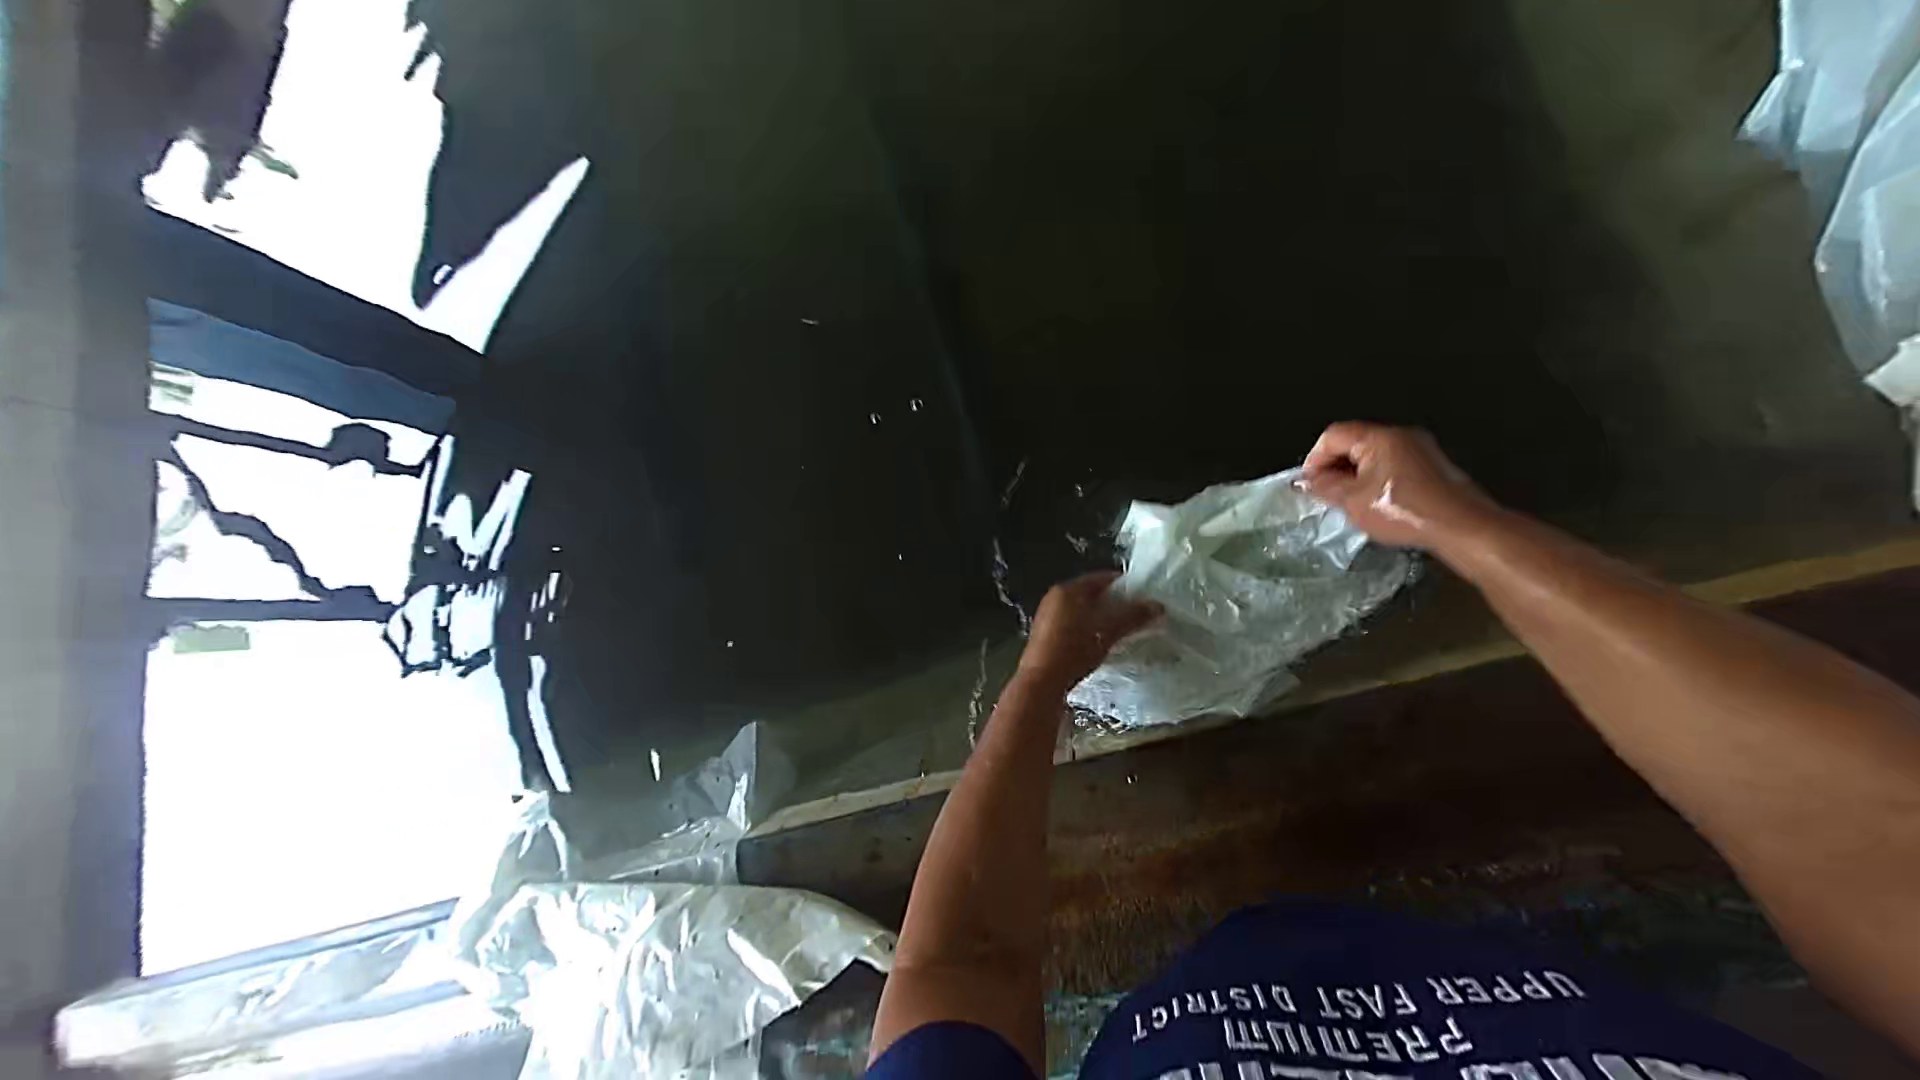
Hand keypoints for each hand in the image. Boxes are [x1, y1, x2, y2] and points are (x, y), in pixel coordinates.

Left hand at [1016, 571, 1161, 693]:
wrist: (1042, 681)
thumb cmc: (1074, 649)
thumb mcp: (1108, 631)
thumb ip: (1133, 616)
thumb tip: (1157, 605)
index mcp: (1067, 589)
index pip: (1101, 578)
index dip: (1124, 585)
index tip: (1143, 596)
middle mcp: (1054, 598)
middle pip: (1091, 594)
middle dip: (1114, 603)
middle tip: (1136, 614)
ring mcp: (1047, 617)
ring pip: (1081, 611)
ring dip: (1101, 618)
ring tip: (1122, 630)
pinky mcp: (1045, 636)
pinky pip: (1072, 625)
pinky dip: (1088, 629)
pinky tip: (1100, 643)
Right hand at [1299, 422, 1504, 552]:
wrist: (1461, 527)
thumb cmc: (1406, 512)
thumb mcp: (1352, 502)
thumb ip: (1324, 487)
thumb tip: (1308, 482)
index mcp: (1380, 437)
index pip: (1333, 435)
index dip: (1315, 458)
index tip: (1310, 483)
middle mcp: (1402, 435)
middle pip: (1354, 442)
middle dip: (1334, 467)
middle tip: (1326, 494)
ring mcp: (1421, 449)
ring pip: (1373, 454)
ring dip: (1355, 474)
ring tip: (1349, 501)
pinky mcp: (1432, 466)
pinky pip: (1393, 464)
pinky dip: (1376, 479)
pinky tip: (1375, 503)